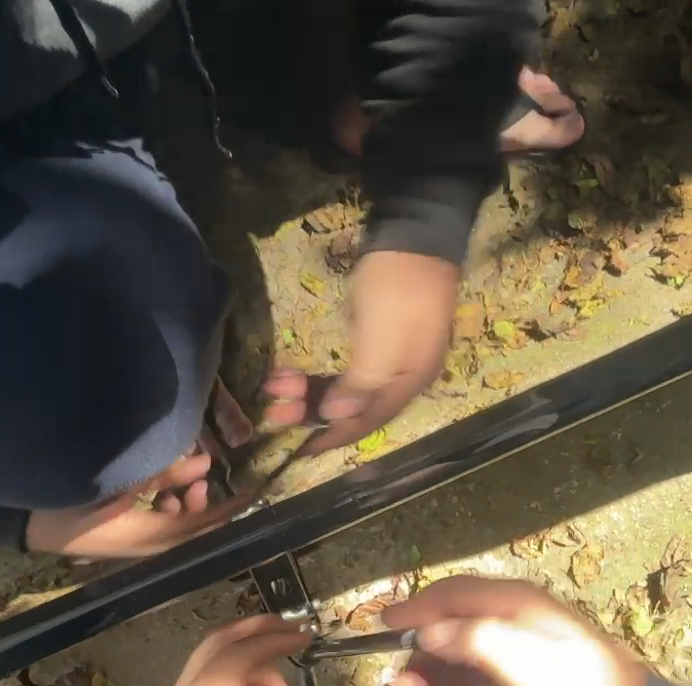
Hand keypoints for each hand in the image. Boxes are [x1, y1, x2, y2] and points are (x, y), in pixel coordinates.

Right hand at [24, 451, 242, 557]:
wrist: (27, 523)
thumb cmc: (68, 503)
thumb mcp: (117, 485)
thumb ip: (163, 475)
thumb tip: (206, 463)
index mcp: (152, 539)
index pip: (205, 525)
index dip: (231, 509)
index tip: (255, 492)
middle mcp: (153, 548)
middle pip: (198, 530)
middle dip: (209, 504)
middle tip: (205, 476)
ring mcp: (141, 546)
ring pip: (182, 526)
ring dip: (189, 504)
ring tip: (188, 480)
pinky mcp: (130, 538)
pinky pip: (164, 526)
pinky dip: (171, 507)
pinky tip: (164, 492)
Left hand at [261, 251, 457, 454]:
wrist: (416, 229)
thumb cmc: (398, 287)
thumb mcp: (382, 339)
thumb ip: (361, 384)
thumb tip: (335, 418)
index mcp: (409, 383)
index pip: (366, 423)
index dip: (331, 438)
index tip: (295, 450)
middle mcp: (402, 376)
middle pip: (354, 408)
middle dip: (312, 412)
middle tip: (275, 408)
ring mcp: (392, 354)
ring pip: (345, 387)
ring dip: (310, 391)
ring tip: (277, 384)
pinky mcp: (380, 334)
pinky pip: (345, 367)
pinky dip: (319, 372)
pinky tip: (295, 368)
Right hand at [380, 576, 647, 685]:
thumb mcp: (535, 671)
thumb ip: (481, 643)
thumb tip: (427, 632)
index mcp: (516, 604)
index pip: (452, 594)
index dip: (414, 610)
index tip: (380, 629)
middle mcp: (509, 617)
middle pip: (446, 628)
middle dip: (419, 661)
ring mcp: (510, 645)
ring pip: (452, 656)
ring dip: (430, 685)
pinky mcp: (512, 672)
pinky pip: (466, 677)